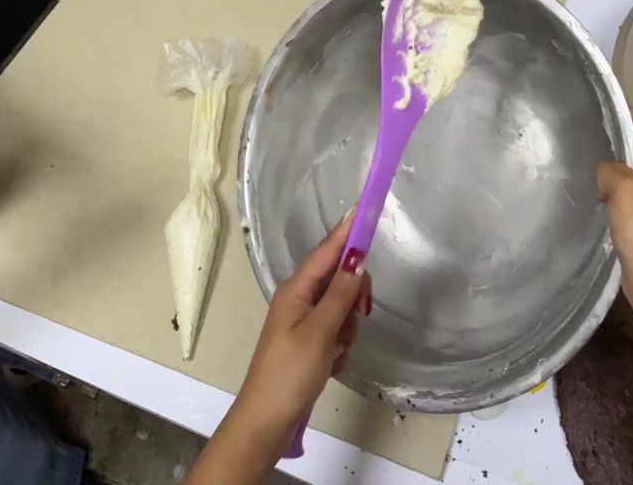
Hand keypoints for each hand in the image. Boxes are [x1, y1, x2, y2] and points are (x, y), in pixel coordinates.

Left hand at [233, 212, 370, 437]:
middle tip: (361, 313)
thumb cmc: (290, 372)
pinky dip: (341, 344)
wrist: (266, 422)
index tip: (366, 210)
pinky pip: (337, 330)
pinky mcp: (309, 342)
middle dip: (353, 294)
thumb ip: (341, 293)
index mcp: (296, 288)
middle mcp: (299, 298)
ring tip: (337, 349)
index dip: (348, 231)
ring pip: (342, 305)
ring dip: (348, 325)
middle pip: (338, 277)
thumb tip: (358, 257)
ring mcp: (303, 320)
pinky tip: (332, 364)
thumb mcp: (321, 331)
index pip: (328, 250)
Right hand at [597, 113, 632, 301]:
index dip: (628, 132)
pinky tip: (610, 200)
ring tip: (605, 188)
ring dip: (620, 173)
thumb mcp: (624, 190)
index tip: (606, 142)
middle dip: (623, 153)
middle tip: (603, 169)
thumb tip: (608, 171)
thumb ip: (611, 166)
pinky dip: (623, 188)